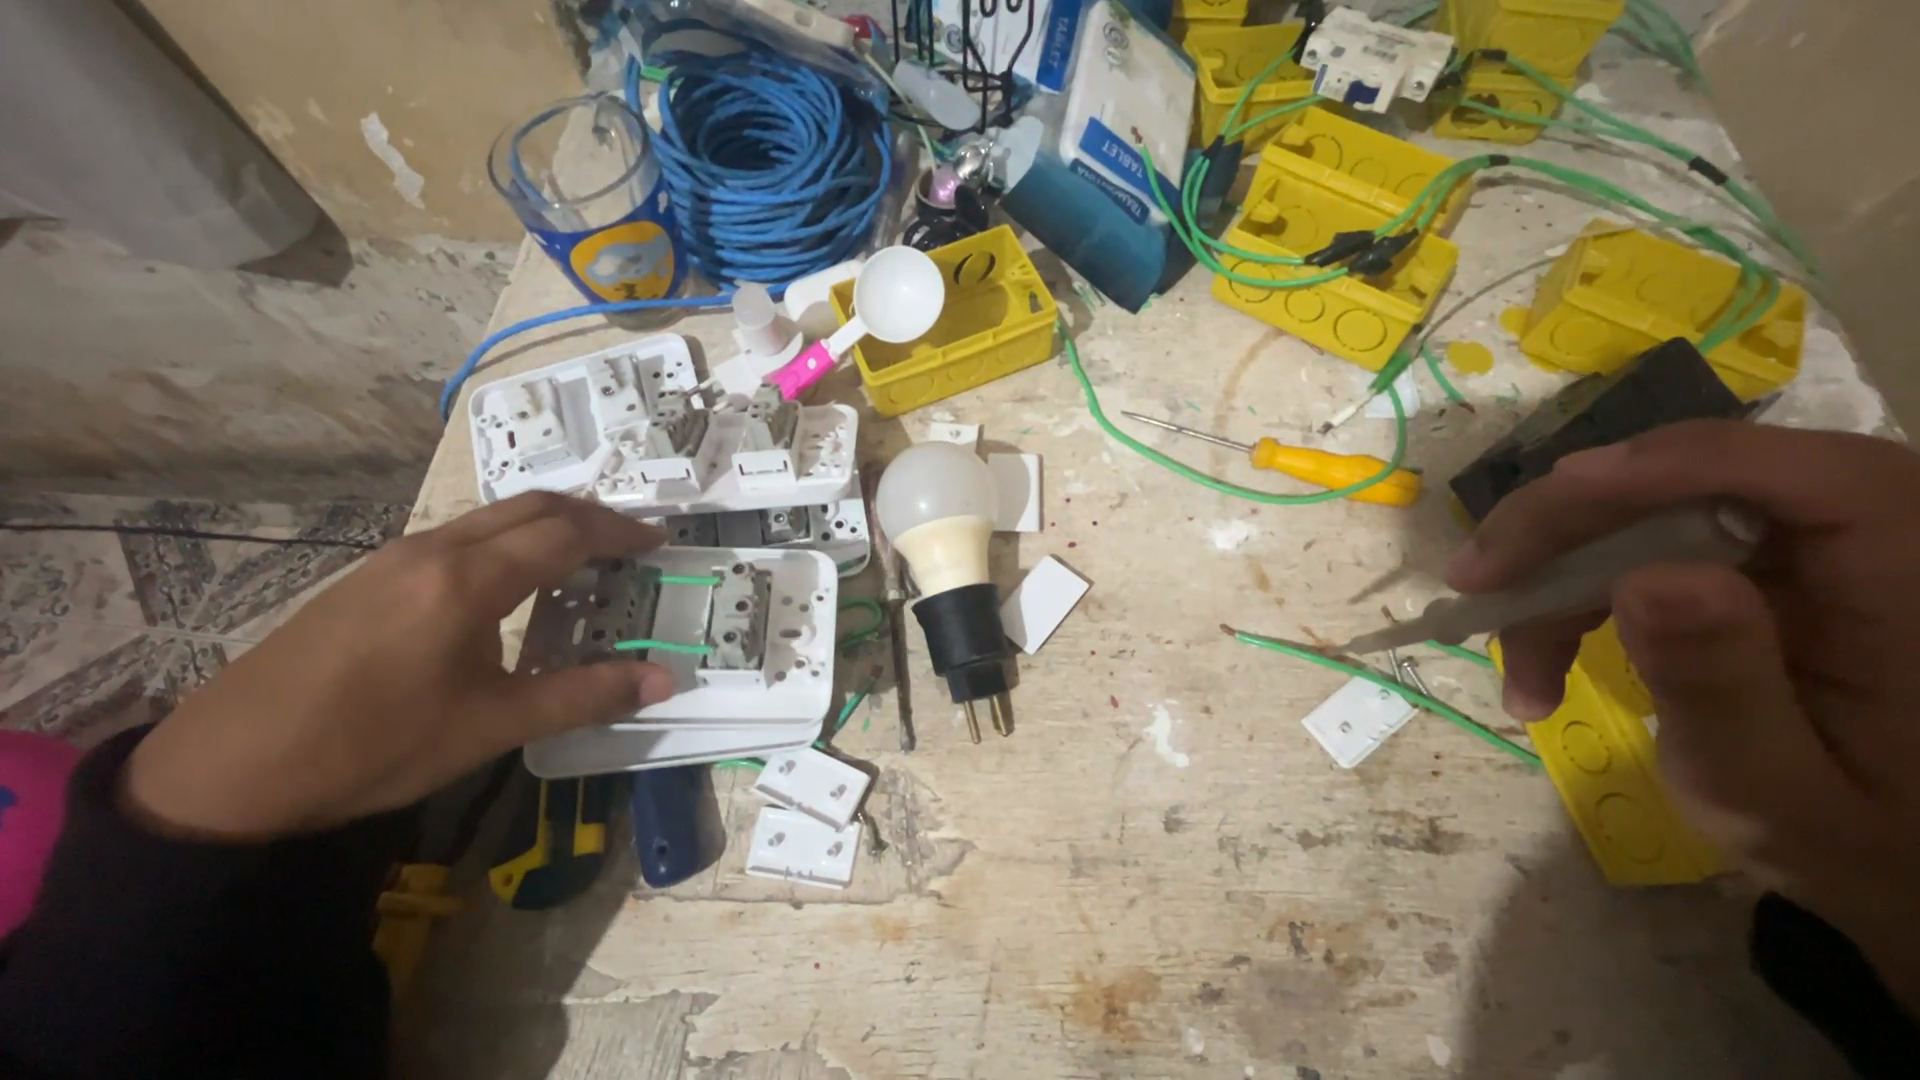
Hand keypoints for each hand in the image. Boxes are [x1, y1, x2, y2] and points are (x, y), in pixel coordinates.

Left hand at [122, 493, 674, 840]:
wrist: (228, 768)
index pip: (565, 535)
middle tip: (633, 540)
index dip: (620, 533)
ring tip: (586, 555)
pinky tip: (513, 579)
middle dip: (590, 516)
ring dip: (548, 524)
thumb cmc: (373, 746)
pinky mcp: (371, 576)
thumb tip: (663, 681)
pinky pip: (461, 535)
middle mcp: (434, 549)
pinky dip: (509, 539)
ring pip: (492, 517)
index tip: (660, 540)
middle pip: (530, 507)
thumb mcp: (491, 726)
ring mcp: (395, 557)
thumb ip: (583, 696)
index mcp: (468, 580)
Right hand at [1448, 421, 1919, 1007]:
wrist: (1893, 860)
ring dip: (1554, 576)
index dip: (1671, 467)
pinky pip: (1637, 551)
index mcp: (1914, 586)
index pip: (1802, 476)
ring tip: (1513, 662)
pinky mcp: (1749, 569)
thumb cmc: (1851, 844)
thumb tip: (1649, 579)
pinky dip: (1572, 599)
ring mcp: (1800, 554)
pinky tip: (1541, 660)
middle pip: (1693, 482)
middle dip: (1569, 524)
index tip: (1554, 495)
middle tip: (1475, 579)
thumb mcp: (1774, 792)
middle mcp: (1863, 544)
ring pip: (1644, 516)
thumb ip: (1721, 688)